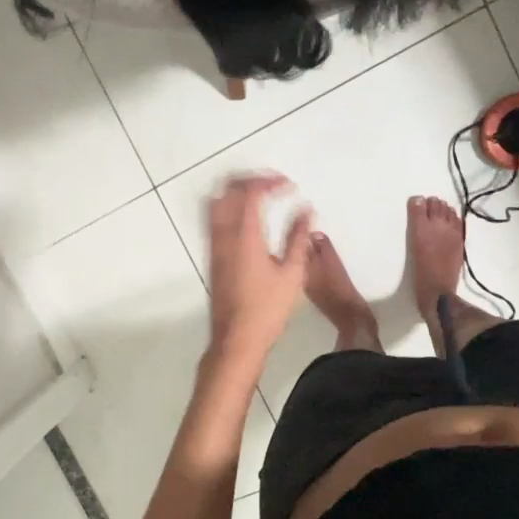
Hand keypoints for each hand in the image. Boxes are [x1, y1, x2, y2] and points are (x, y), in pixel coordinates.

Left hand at [205, 174, 311, 369]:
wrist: (235, 340)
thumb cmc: (267, 310)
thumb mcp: (292, 273)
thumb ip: (298, 237)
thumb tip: (306, 210)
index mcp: (244, 236)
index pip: (251, 192)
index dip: (270, 182)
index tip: (290, 186)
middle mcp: (223, 235)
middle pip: (227, 189)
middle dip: (249, 179)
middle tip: (272, 185)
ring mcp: (213, 246)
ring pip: (215, 203)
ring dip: (235, 192)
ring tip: (259, 196)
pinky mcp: (211, 257)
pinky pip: (213, 219)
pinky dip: (228, 208)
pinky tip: (247, 219)